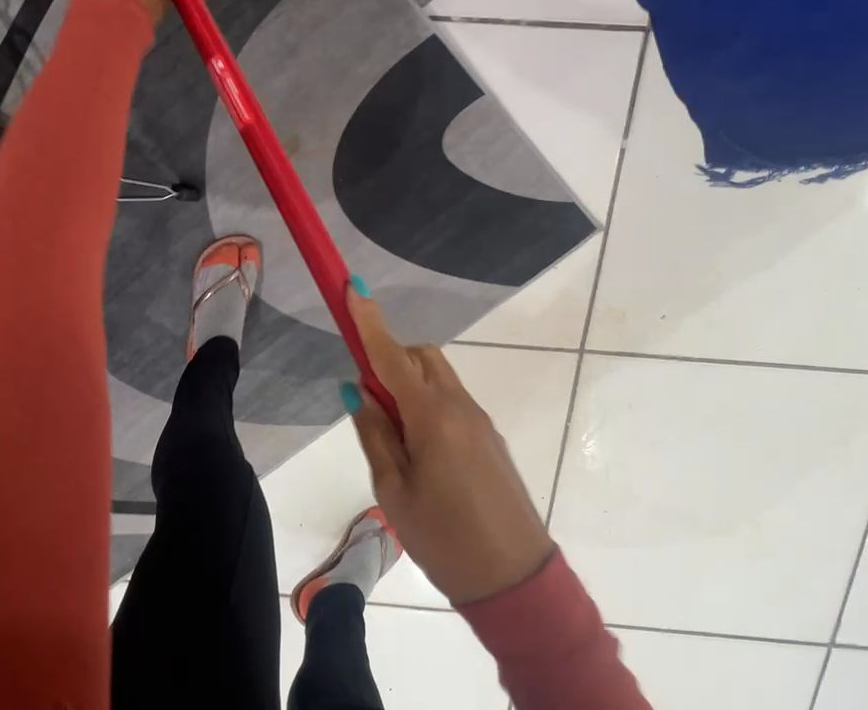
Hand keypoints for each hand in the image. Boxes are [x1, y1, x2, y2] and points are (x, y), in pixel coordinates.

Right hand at [344, 289, 555, 605]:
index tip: (352, 285)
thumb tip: (358, 389)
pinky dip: (426, 403)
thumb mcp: (392, 489)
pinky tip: (417, 447)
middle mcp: (459, 407)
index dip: (368, 321)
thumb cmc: (443, 539)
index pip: (392, 355)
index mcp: (432, 417)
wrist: (516, 582)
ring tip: (391, 432)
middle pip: (420, 356)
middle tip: (367, 397)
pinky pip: (450, 401)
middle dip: (390, 356)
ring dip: (408, 382)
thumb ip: (374, 433)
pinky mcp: (489, 439)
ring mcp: (479, 422)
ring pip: (437, 377)